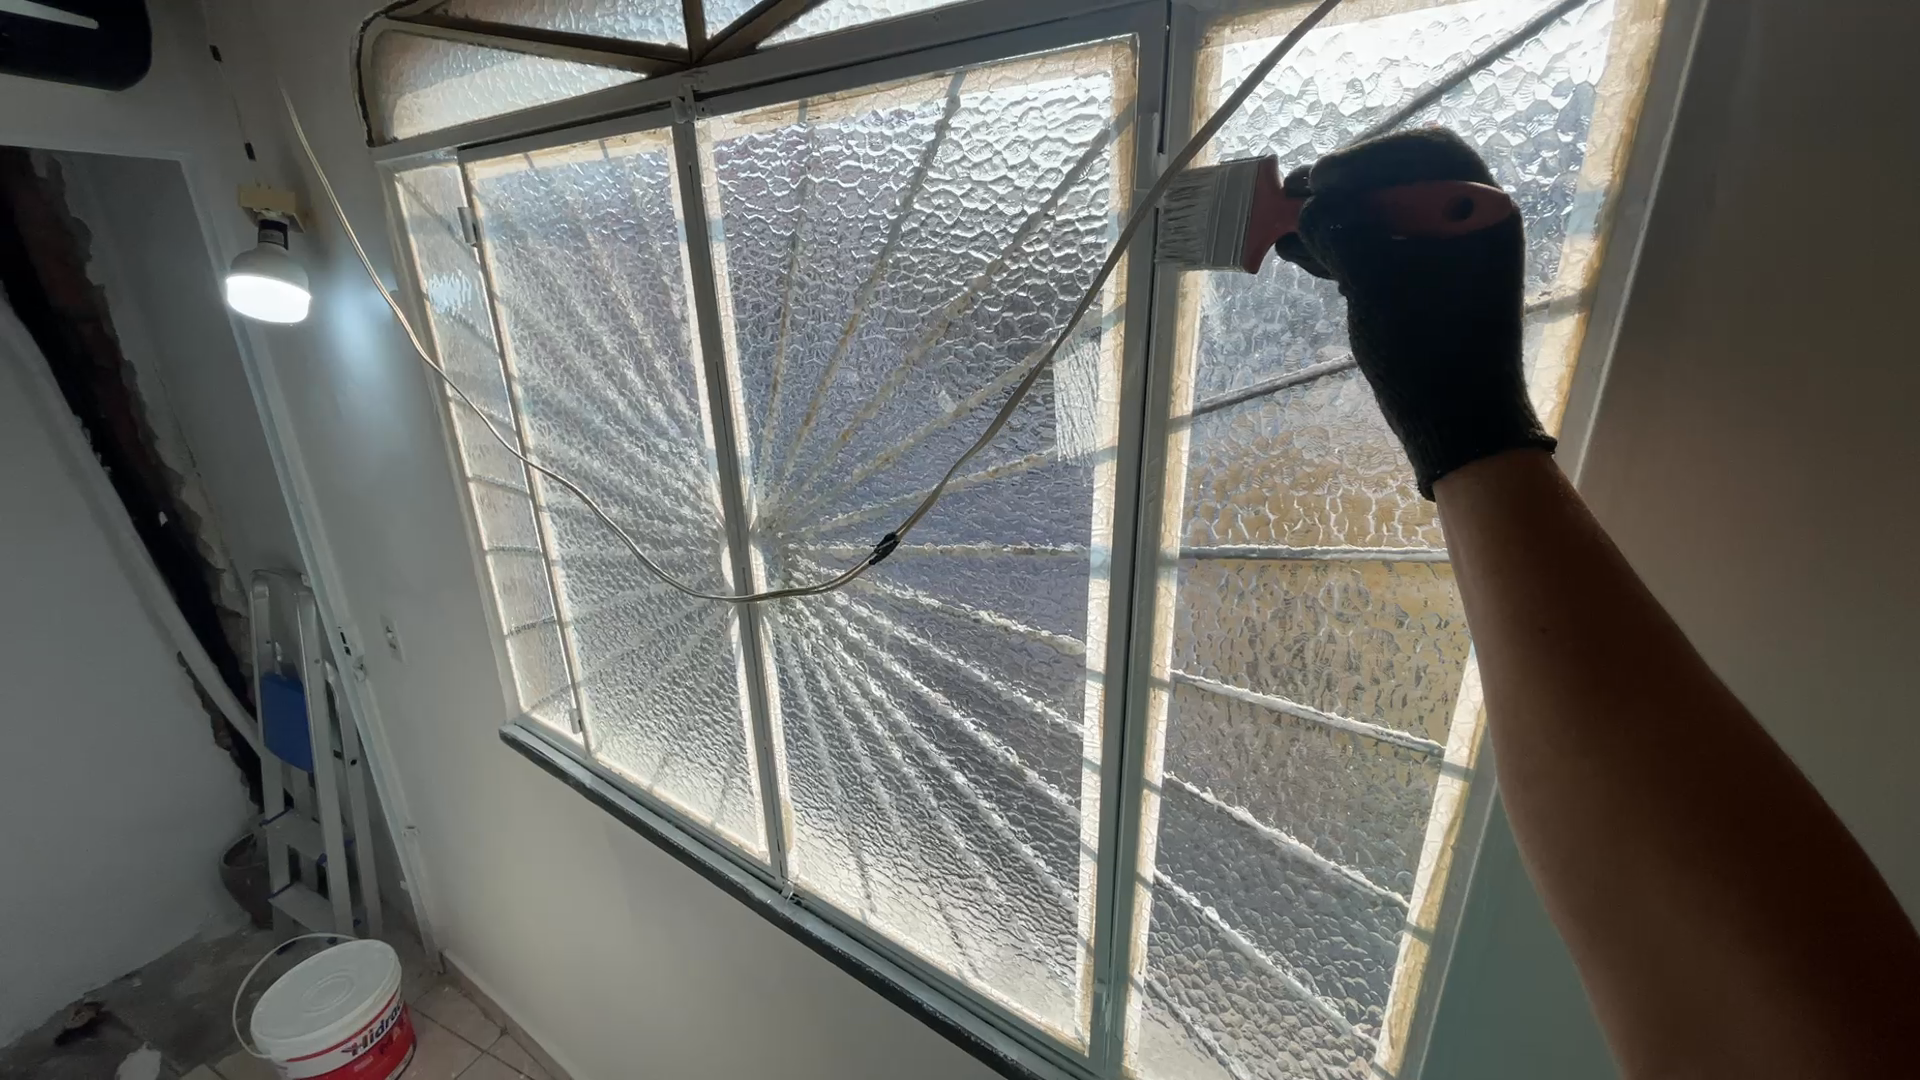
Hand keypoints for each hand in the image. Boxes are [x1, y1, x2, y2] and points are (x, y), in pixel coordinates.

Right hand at [1274, 127, 1553, 497]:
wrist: (1455, 417)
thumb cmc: (1428, 353)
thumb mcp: (1380, 289)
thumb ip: (1346, 239)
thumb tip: (1310, 209)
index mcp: (1477, 211)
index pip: (1424, 154)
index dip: (1366, 159)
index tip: (1318, 180)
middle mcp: (1463, 222)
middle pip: (1397, 183)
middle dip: (1340, 189)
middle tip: (1290, 195)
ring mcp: (1441, 254)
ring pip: (1381, 217)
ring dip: (1332, 220)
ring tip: (1284, 229)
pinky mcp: (1418, 282)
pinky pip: (1377, 249)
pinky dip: (1340, 248)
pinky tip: (1302, 253)